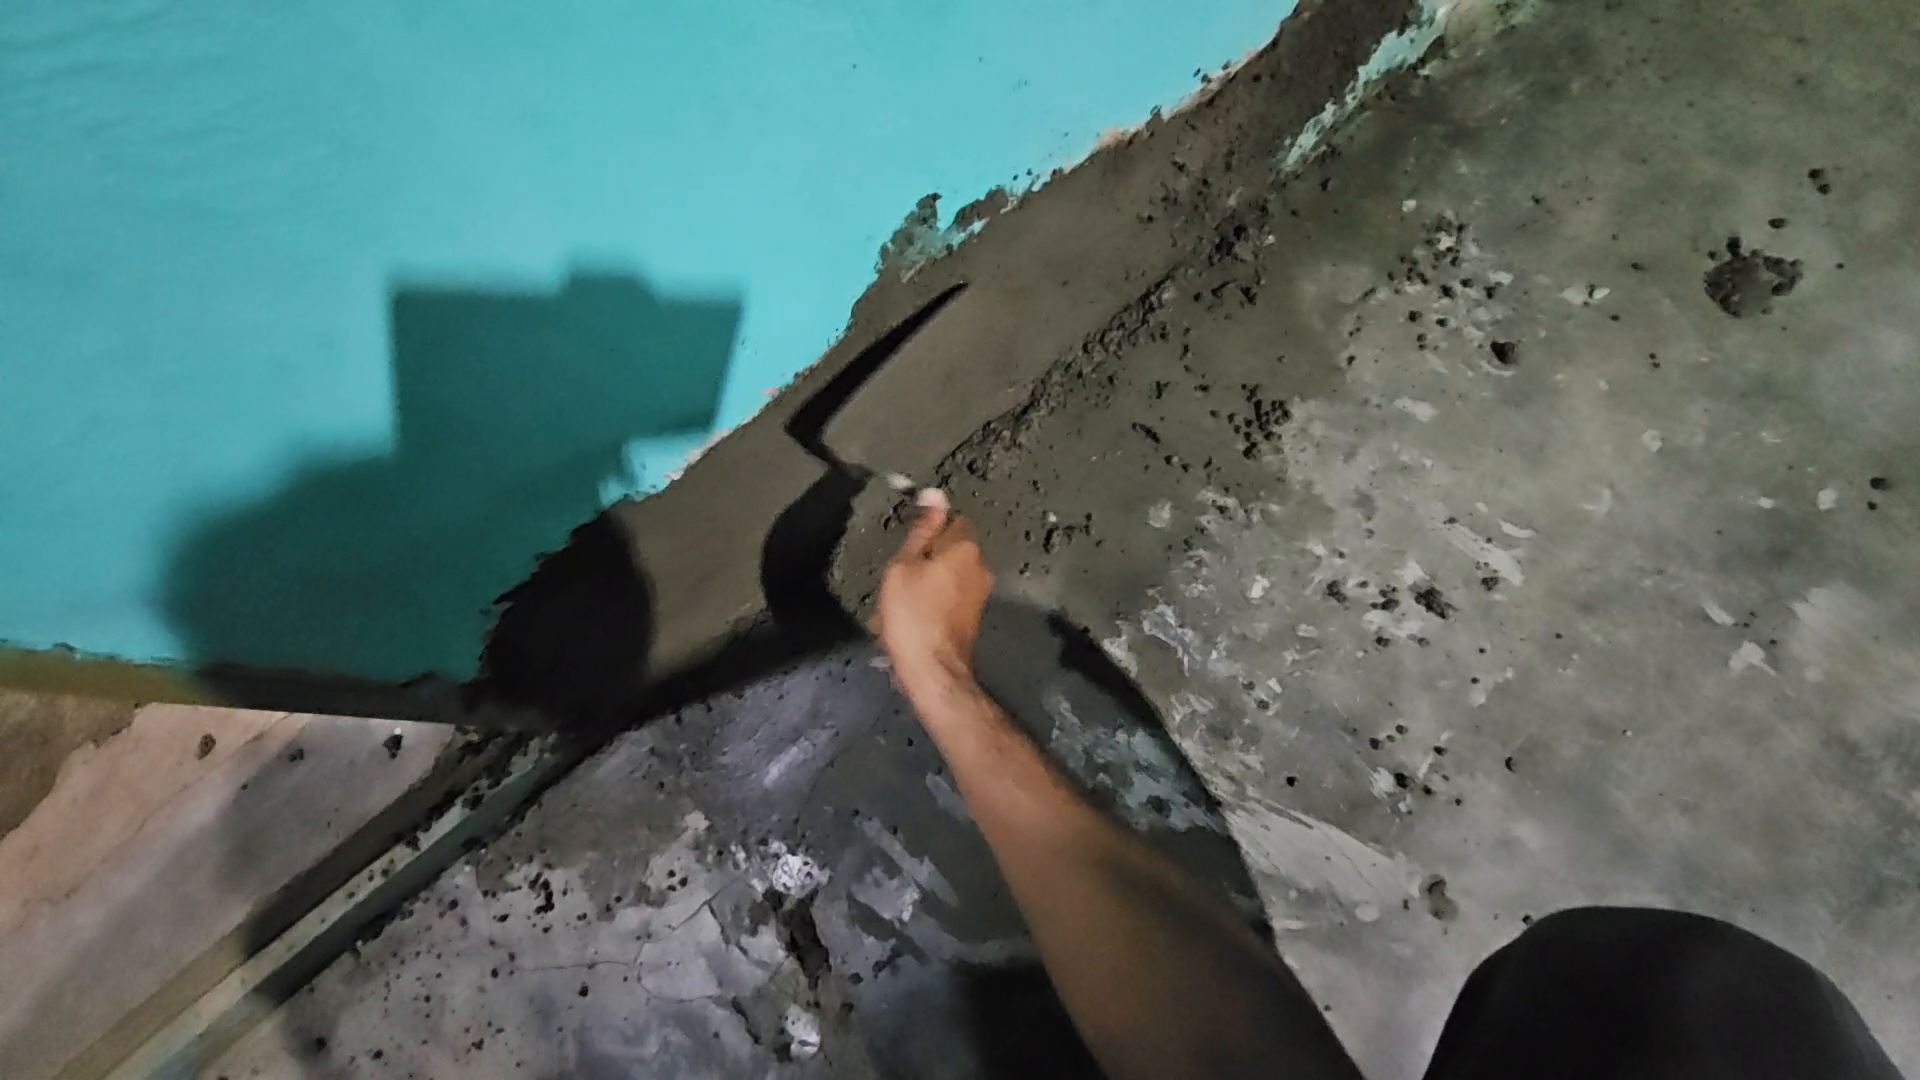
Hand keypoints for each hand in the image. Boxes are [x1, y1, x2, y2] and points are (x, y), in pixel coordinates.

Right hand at [875, 488, 993, 686]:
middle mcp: (981, 566)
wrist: (933, 670)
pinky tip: (914, 618)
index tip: (907, 548)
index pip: (952, 518)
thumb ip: (922, 529)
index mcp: (965, 547)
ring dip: (928, 582)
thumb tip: (936, 493)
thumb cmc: (911, 614)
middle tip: (900, 578)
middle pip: (950, 548)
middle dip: (927, 558)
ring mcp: (981, 593)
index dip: (928, 529)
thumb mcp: (904, 566)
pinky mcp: (974, 616)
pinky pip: (951, 596)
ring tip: (902, 602)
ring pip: (949, 574)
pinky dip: (934, 602)